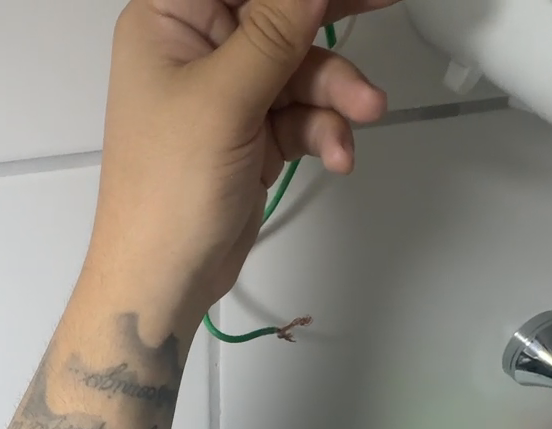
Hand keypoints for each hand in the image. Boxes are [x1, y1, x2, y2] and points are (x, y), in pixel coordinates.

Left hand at [80, 0, 398, 341]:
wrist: (166, 279)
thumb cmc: (167, 194)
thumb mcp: (223, 99)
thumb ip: (275, 31)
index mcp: (170, 19)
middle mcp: (198, 50)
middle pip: (278, 14)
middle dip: (329, 19)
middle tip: (385, 3)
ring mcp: (228, 97)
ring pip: (298, 70)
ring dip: (335, 92)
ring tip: (366, 111)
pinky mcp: (251, 138)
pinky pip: (300, 117)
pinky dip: (323, 131)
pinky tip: (338, 152)